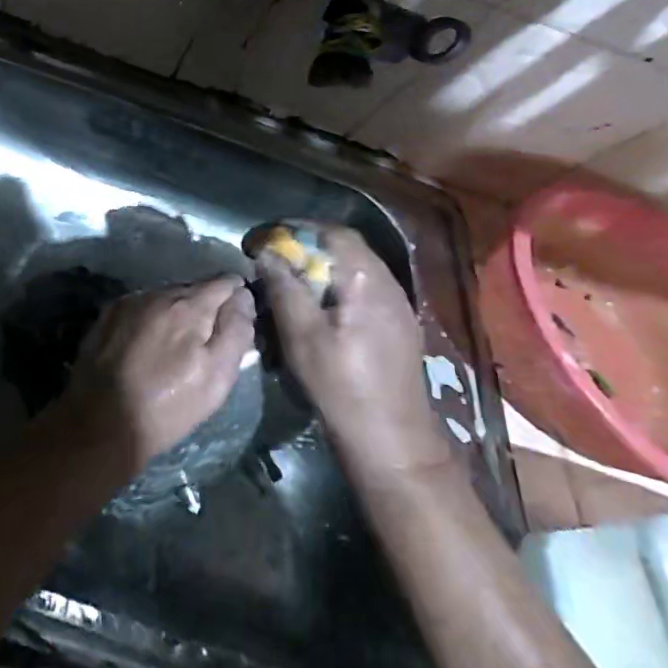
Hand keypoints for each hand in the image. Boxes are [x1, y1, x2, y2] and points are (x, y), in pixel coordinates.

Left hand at [61, 275, 255, 468]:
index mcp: (190, 305)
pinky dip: (152, 319)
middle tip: (206, 343)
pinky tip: (148, 346)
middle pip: (195, 288)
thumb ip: (236, 330)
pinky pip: (142, 307)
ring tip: (175, 347)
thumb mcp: (217, 377)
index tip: (237, 323)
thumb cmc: (167, 406)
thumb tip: (243, 296)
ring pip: (167, 297)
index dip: (237, 299)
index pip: (226, 282)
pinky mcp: (107, 316)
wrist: (99, 425)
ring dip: (177, 313)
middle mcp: (159, 293)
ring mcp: (129, 302)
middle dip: (207, 308)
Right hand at [254, 223, 450, 475]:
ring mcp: (398, 302)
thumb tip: (268, 253)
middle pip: (348, 246)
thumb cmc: (341, 387)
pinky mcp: (400, 322)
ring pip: (359, 265)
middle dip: (309, 244)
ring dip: (326, 263)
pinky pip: (367, 286)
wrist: (392, 438)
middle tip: (276, 255)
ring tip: (295, 277)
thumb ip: (285, 289)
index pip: (331, 233)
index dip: (296, 229)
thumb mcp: (302, 337)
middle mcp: (388, 281)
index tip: (267, 238)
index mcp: (366, 279)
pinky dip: (340, 282)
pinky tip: (324, 304)